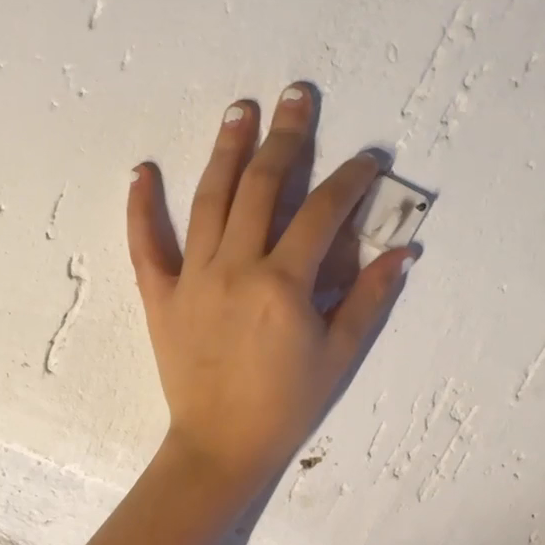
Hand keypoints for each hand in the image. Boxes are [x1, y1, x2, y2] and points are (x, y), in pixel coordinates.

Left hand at [126, 82, 414, 495]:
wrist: (219, 446)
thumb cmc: (284, 407)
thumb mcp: (337, 357)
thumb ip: (368, 300)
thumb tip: (402, 253)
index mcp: (283, 284)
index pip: (322, 212)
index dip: (349, 180)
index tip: (367, 160)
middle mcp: (236, 269)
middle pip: (262, 187)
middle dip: (286, 138)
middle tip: (297, 98)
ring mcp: (193, 280)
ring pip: (209, 202)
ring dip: (226, 152)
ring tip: (239, 111)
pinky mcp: (161, 299)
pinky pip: (146, 247)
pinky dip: (142, 209)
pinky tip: (143, 172)